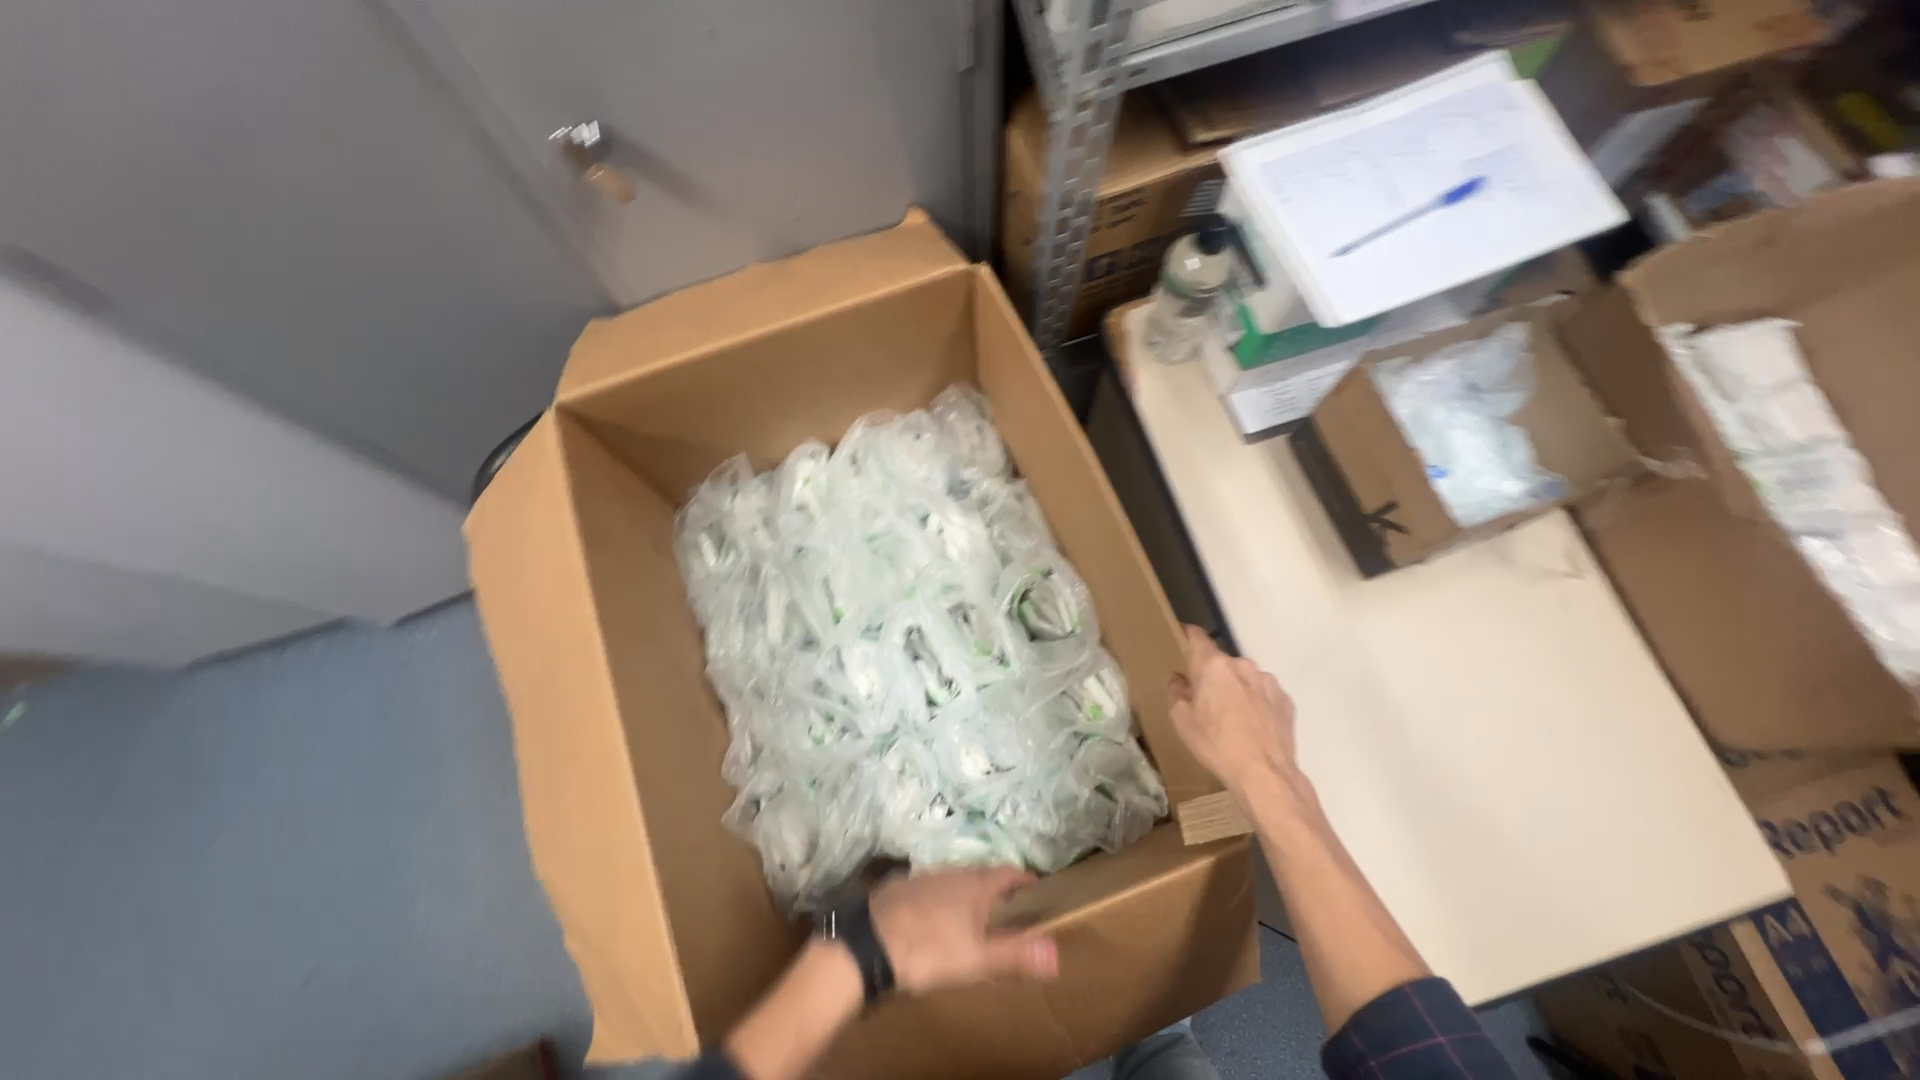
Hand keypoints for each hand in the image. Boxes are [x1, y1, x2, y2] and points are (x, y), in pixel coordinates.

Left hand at [869, 867, 1058, 993]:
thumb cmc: (930, 950)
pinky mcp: (899, 890)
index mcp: (974, 885)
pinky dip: (940, 901)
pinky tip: (934, 918)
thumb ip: (1016, 954)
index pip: (1008, 873)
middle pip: (981, 874)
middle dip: (996, 888)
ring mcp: (922, 878)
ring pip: (953, 881)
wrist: (869, 944)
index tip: (1038, 888)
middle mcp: (950, 873)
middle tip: (1009, 905)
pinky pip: (929, 890)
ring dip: (967, 893)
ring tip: (973, 913)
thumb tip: (1057, 953)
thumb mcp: (977, 958)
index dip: (1025, 880)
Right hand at [1169, 625, 1303, 799]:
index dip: (1189, 635)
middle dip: (1213, 675)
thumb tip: (1178, 679)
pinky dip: (1256, 703)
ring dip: (1237, 689)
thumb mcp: (1182, 721)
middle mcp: (1242, 665)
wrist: (1264, 772)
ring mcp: (1268, 681)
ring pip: (1245, 678)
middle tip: (1207, 700)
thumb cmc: (1215, 744)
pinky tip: (1253, 725)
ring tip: (1233, 717)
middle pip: (1222, 663)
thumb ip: (1177, 693)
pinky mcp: (1285, 700)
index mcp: (1213, 666)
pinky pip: (1264, 694)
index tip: (1183, 634)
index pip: (1198, 638)